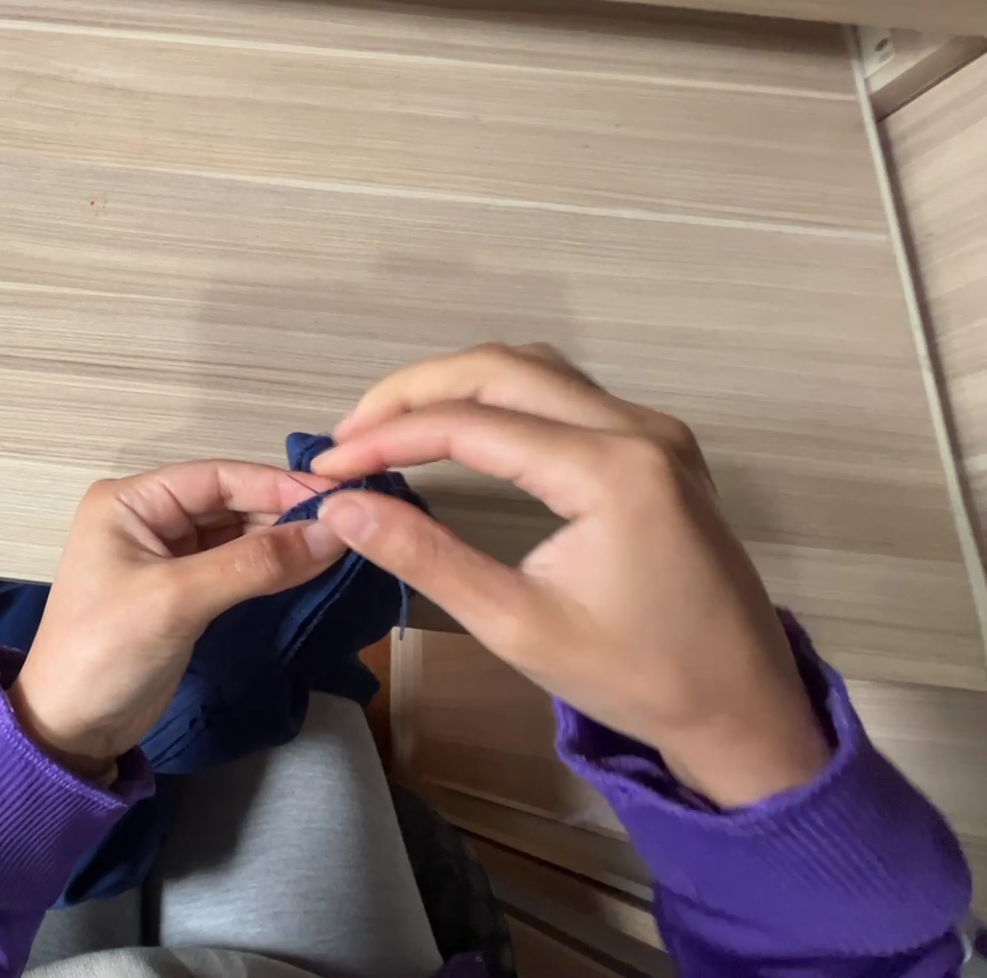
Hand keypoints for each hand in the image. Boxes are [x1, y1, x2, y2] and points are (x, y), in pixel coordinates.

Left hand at [11, 462, 347, 778]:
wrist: (72, 725)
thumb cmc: (107, 649)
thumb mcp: (177, 599)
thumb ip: (254, 563)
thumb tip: (332, 531)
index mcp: (130, 501)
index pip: (215, 477)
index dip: (276, 483)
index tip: (340, 494)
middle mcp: (147, 517)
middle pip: (228, 501)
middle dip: (283, 511)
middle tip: (352, 522)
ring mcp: (164, 554)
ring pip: (234, 532)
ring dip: (280, 539)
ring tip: (342, 542)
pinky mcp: (180, 588)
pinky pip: (233, 565)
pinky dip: (267, 566)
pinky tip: (307, 565)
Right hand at [310, 344, 828, 806]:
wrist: (747, 710)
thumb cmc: (633, 675)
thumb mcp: (512, 624)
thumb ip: (421, 555)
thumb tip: (338, 507)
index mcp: (609, 471)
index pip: (467, 423)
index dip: (384, 438)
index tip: (328, 469)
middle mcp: (635, 428)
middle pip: (496, 368)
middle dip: (406, 393)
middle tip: (347, 436)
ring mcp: (649, 430)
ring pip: (527, 366)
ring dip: (446, 385)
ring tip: (387, 426)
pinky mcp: (649, 444)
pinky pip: (554, 388)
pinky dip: (487, 394)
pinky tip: (454, 425)